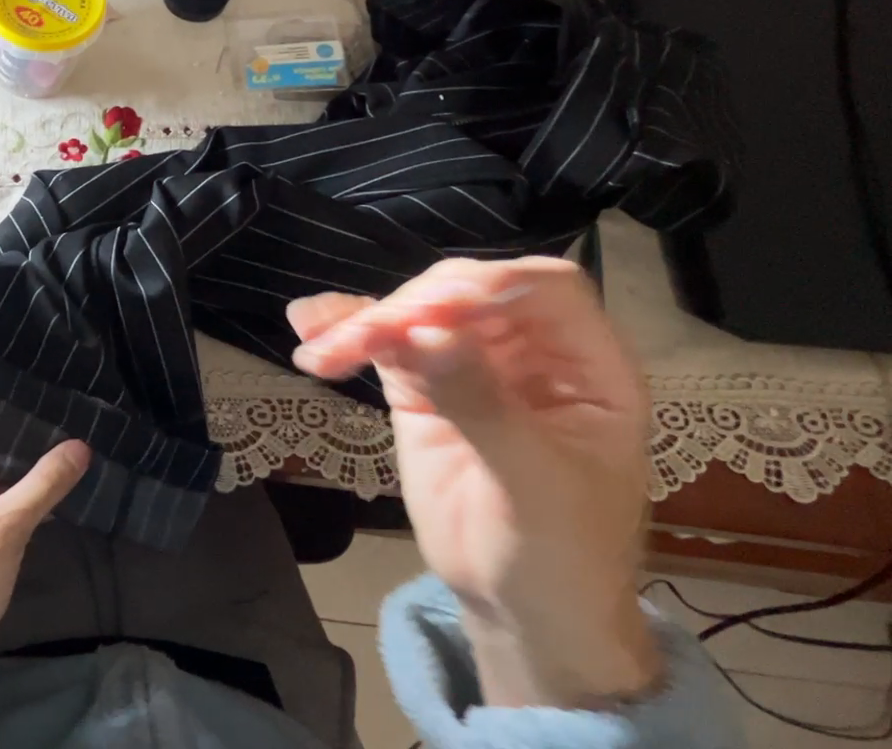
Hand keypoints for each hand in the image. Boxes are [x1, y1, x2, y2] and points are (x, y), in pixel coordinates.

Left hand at [0, 441, 89, 748]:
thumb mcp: (9, 525)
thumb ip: (44, 483)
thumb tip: (81, 444)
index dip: (11, 415)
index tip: (48, 400)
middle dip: (27, 444)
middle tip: (70, 420)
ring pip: (0, 477)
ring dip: (30, 472)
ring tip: (74, 446)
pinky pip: (3, 500)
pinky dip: (27, 496)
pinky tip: (61, 486)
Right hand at [288, 257, 659, 706]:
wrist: (517, 607)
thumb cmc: (557, 554)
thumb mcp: (530, 481)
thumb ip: (478, 400)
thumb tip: (421, 331)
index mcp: (585, 367)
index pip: (540, 289)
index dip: (485, 285)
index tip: (426, 312)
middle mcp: (526, 355)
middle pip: (461, 293)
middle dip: (406, 308)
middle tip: (360, 341)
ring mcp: (466, 368)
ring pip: (411, 316)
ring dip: (360, 323)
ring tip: (316, 352)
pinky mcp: (418, 390)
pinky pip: (380, 347)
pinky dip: (344, 334)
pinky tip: (307, 326)